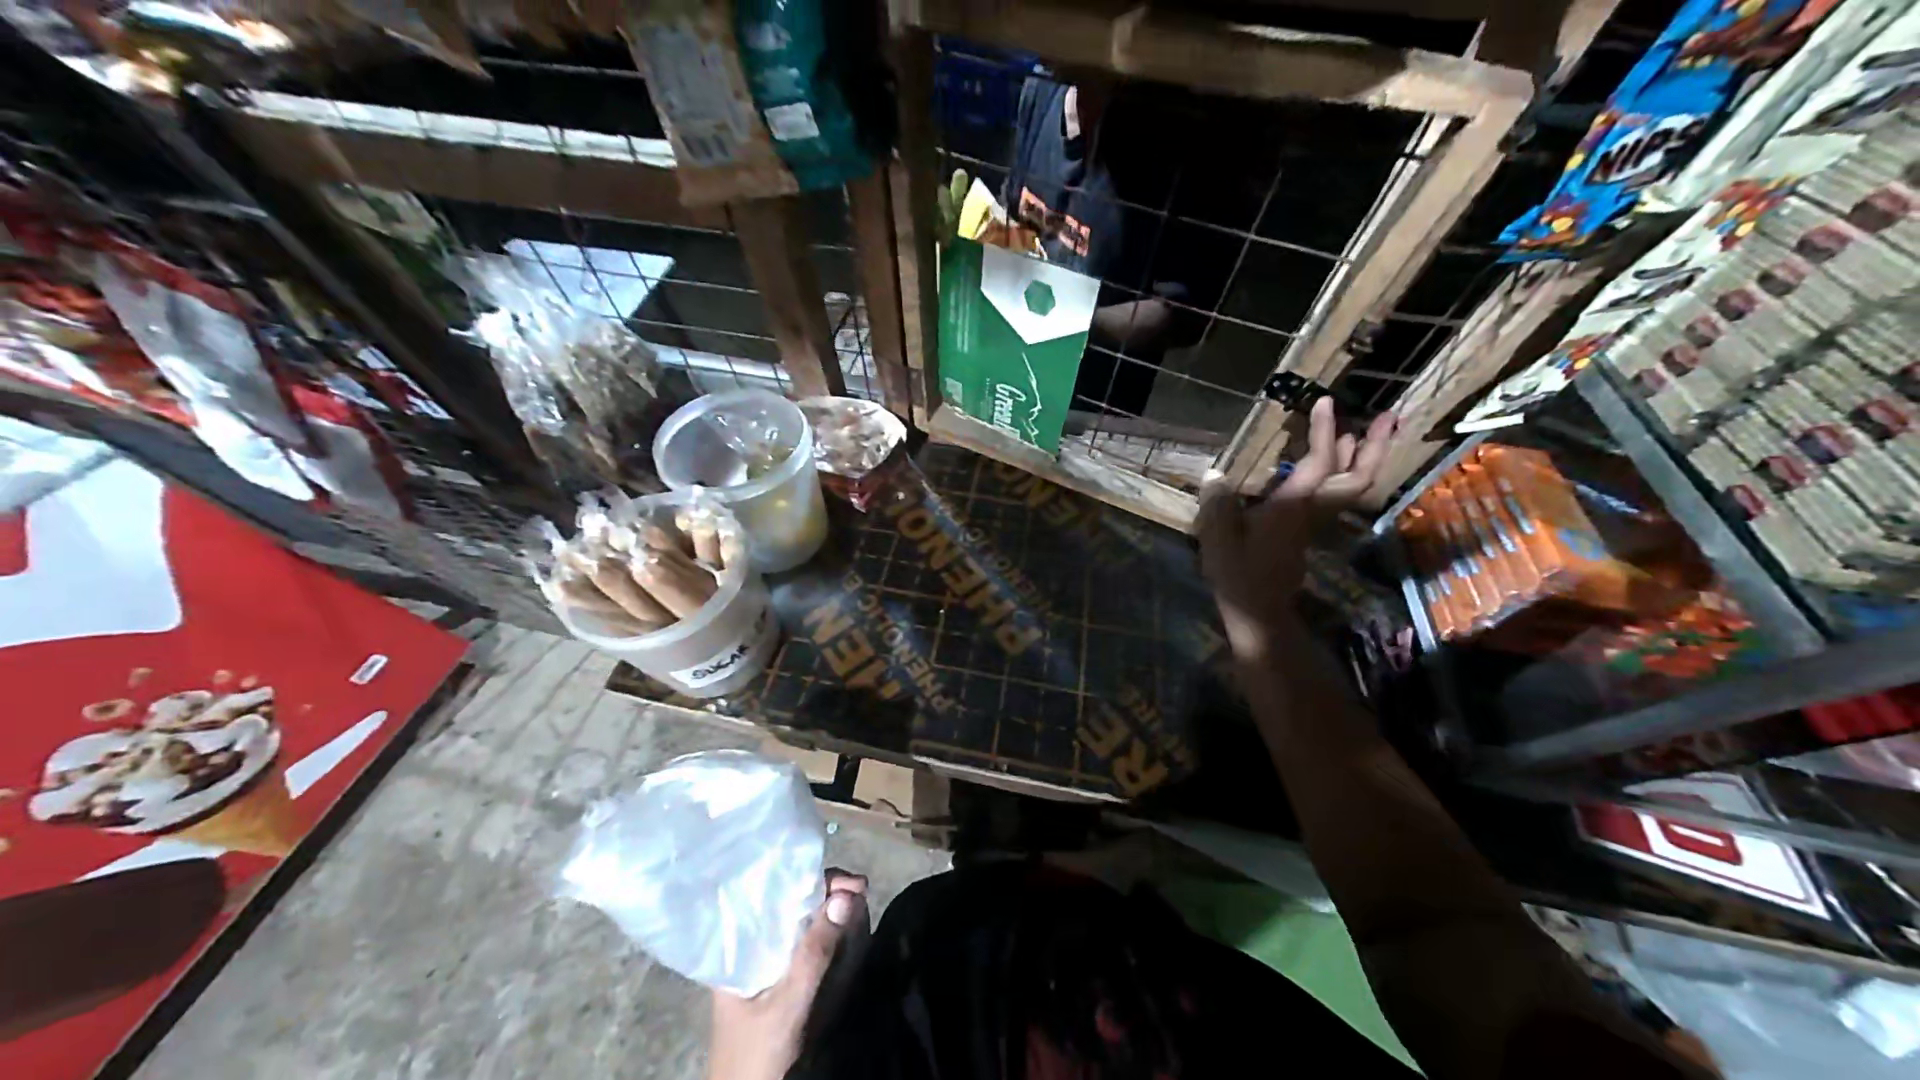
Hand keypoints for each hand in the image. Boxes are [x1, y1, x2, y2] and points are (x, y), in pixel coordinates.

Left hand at [707, 871, 867, 1079]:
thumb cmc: (755, 1058)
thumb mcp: (787, 1006)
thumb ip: (813, 954)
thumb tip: (845, 895)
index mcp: (738, 946)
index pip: (775, 893)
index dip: (814, 881)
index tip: (851, 883)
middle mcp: (751, 948)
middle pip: (791, 905)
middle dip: (828, 894)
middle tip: (863, 892)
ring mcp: (767, 968)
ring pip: (802, 924)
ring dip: (832, 912)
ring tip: (860, 906)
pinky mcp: (782, 986)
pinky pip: (807, 948)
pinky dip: (830, 936)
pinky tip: (850, 931)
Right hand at [1197, 397, 1394, 656]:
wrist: (1258, 613)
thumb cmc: (1239, 576)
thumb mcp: (1218, 540)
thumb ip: (1218, 506)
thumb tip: (1215, 475)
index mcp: (1293, 507)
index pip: (1318, 462)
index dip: (1324, 431)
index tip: (1325, 402)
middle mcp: (1312, 510)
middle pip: (1358, 477)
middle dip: (1375, 446)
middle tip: (1388, 416)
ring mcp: (1313, 522)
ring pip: (1352, 486)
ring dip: (1364, 457)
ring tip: (1365, 430)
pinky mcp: (1306, 530)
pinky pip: (1335, 494)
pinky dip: (1341, 473)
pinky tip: (1330, 463)